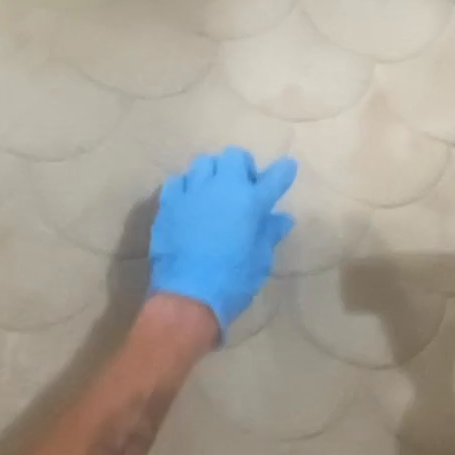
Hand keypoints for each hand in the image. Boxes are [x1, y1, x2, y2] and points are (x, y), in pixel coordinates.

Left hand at [149, 148, 296, 336]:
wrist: (188, 297)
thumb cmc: (232, 282)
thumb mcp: (260, 261)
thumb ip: (269, 233)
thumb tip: (281, 218)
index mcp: (251, 202)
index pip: (275, 176)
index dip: (284, 171)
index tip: (287, 168)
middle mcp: (222, 188)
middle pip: (234, 156)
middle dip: (242, 168)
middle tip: (243, 188)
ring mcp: (192, 192)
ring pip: (203, 163)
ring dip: (213, 174)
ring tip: (213, 193)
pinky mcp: (168, 204)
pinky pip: (177, 181)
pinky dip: (186, 187)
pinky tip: (189, 203)